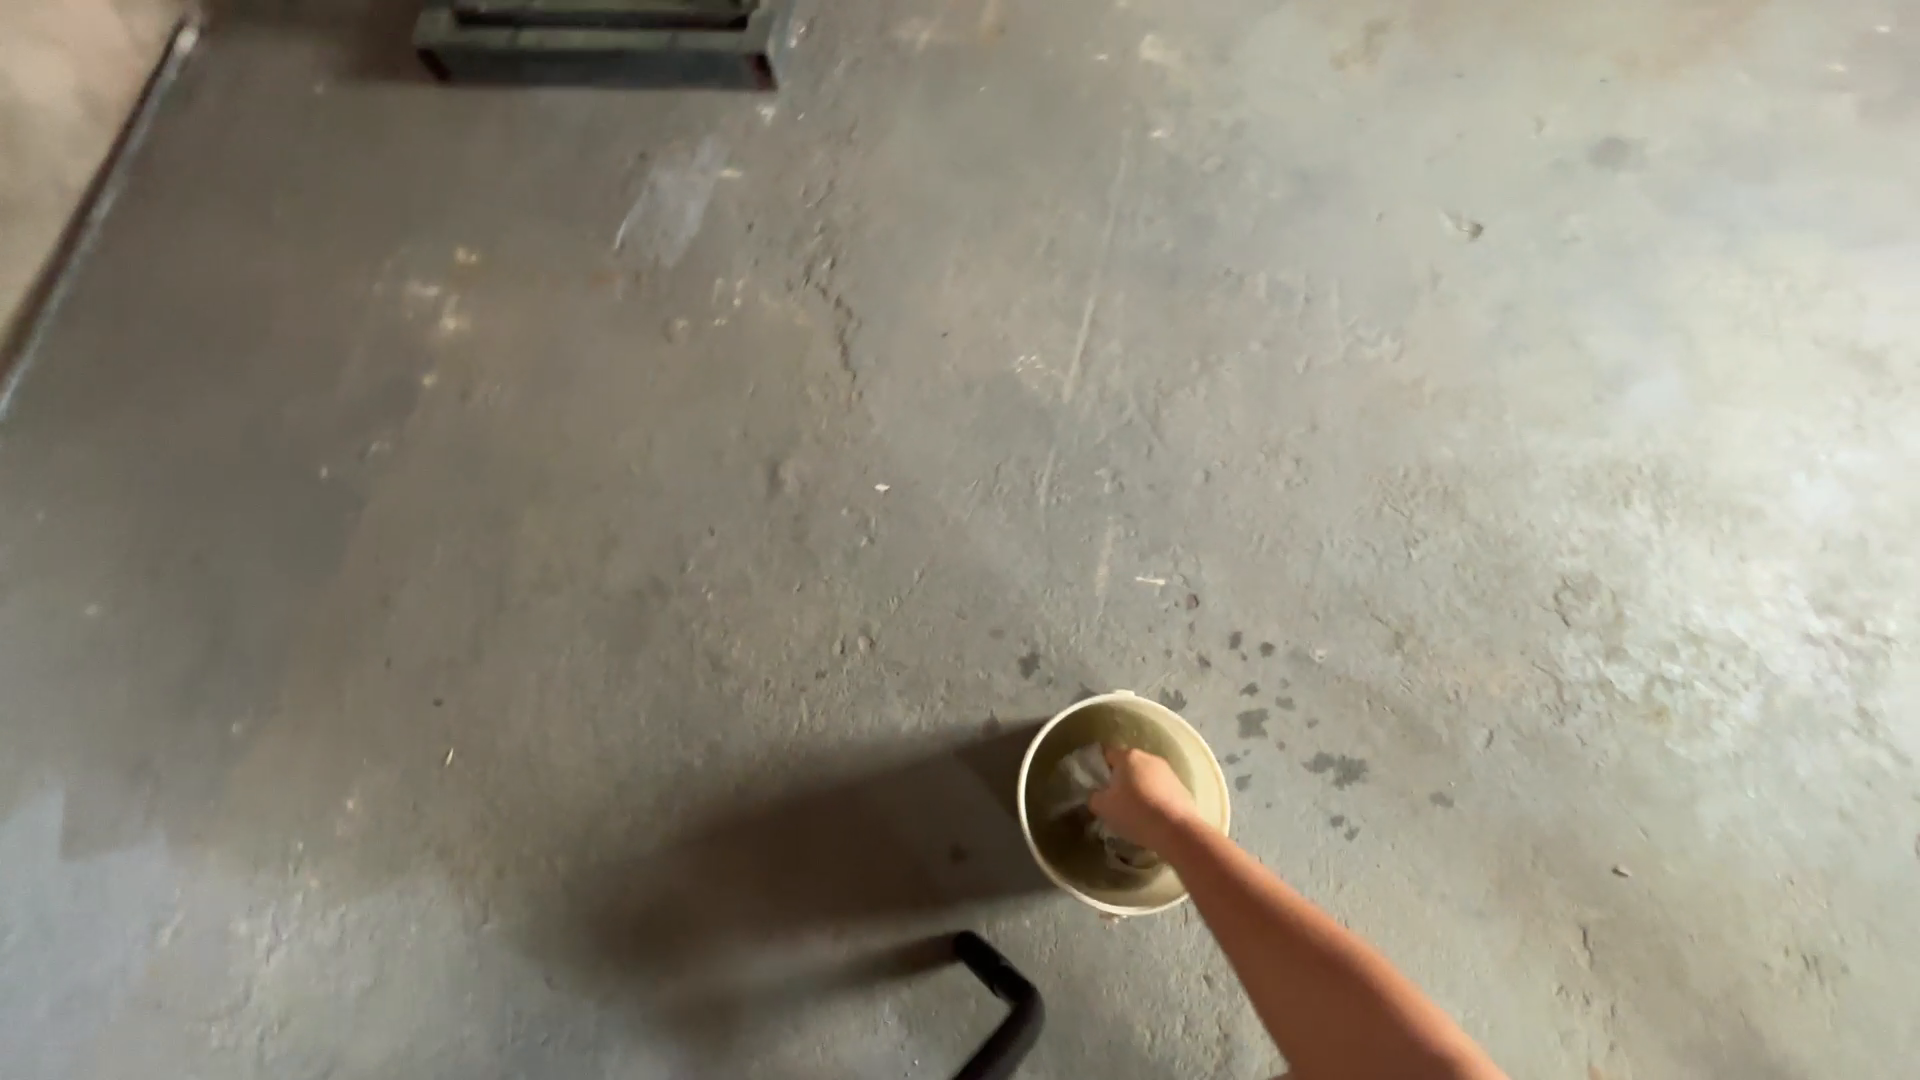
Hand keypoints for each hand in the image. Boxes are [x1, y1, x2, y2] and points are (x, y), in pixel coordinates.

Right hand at [1087, 746, 1205, 852]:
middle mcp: (1148, 757)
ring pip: (1146, 776)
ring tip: (1135, 811)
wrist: (1176, 830)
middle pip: (1128, 765)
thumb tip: (1097, 795)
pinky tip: (1153, 816)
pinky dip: (1154, 798)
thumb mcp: (1104, 808)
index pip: (1107, 754)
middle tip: (1114, 801)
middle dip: (1120, 780)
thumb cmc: (1135, 813)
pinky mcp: (1182, 786)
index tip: (1097, 786)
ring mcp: (1167, 771)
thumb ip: (1094, 797)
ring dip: (1139, 788)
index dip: (1099, 769)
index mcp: (1127, 756)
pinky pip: (1161, 789)